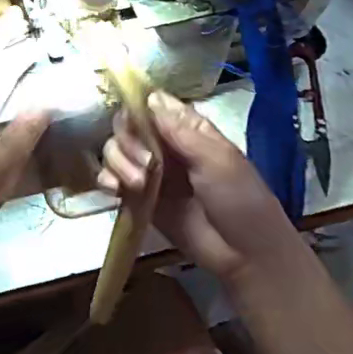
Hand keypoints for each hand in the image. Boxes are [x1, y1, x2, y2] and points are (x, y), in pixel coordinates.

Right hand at [99, 90, 303, 288]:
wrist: (245, 256)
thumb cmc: (241, 200)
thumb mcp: (218, 160)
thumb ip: (181, 131)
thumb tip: (151, 97)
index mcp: (187, 130)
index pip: (152, 106)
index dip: (136, 107)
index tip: (133, 121)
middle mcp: (164, 146)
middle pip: (127, 126)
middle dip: (128, 141)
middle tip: (145, 163)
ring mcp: (149, 172)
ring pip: (115, 151)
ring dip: (119, 161)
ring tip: (137, 184)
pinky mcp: (138, 199)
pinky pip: (111, 180)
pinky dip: (107, 180)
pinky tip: (115, 190)